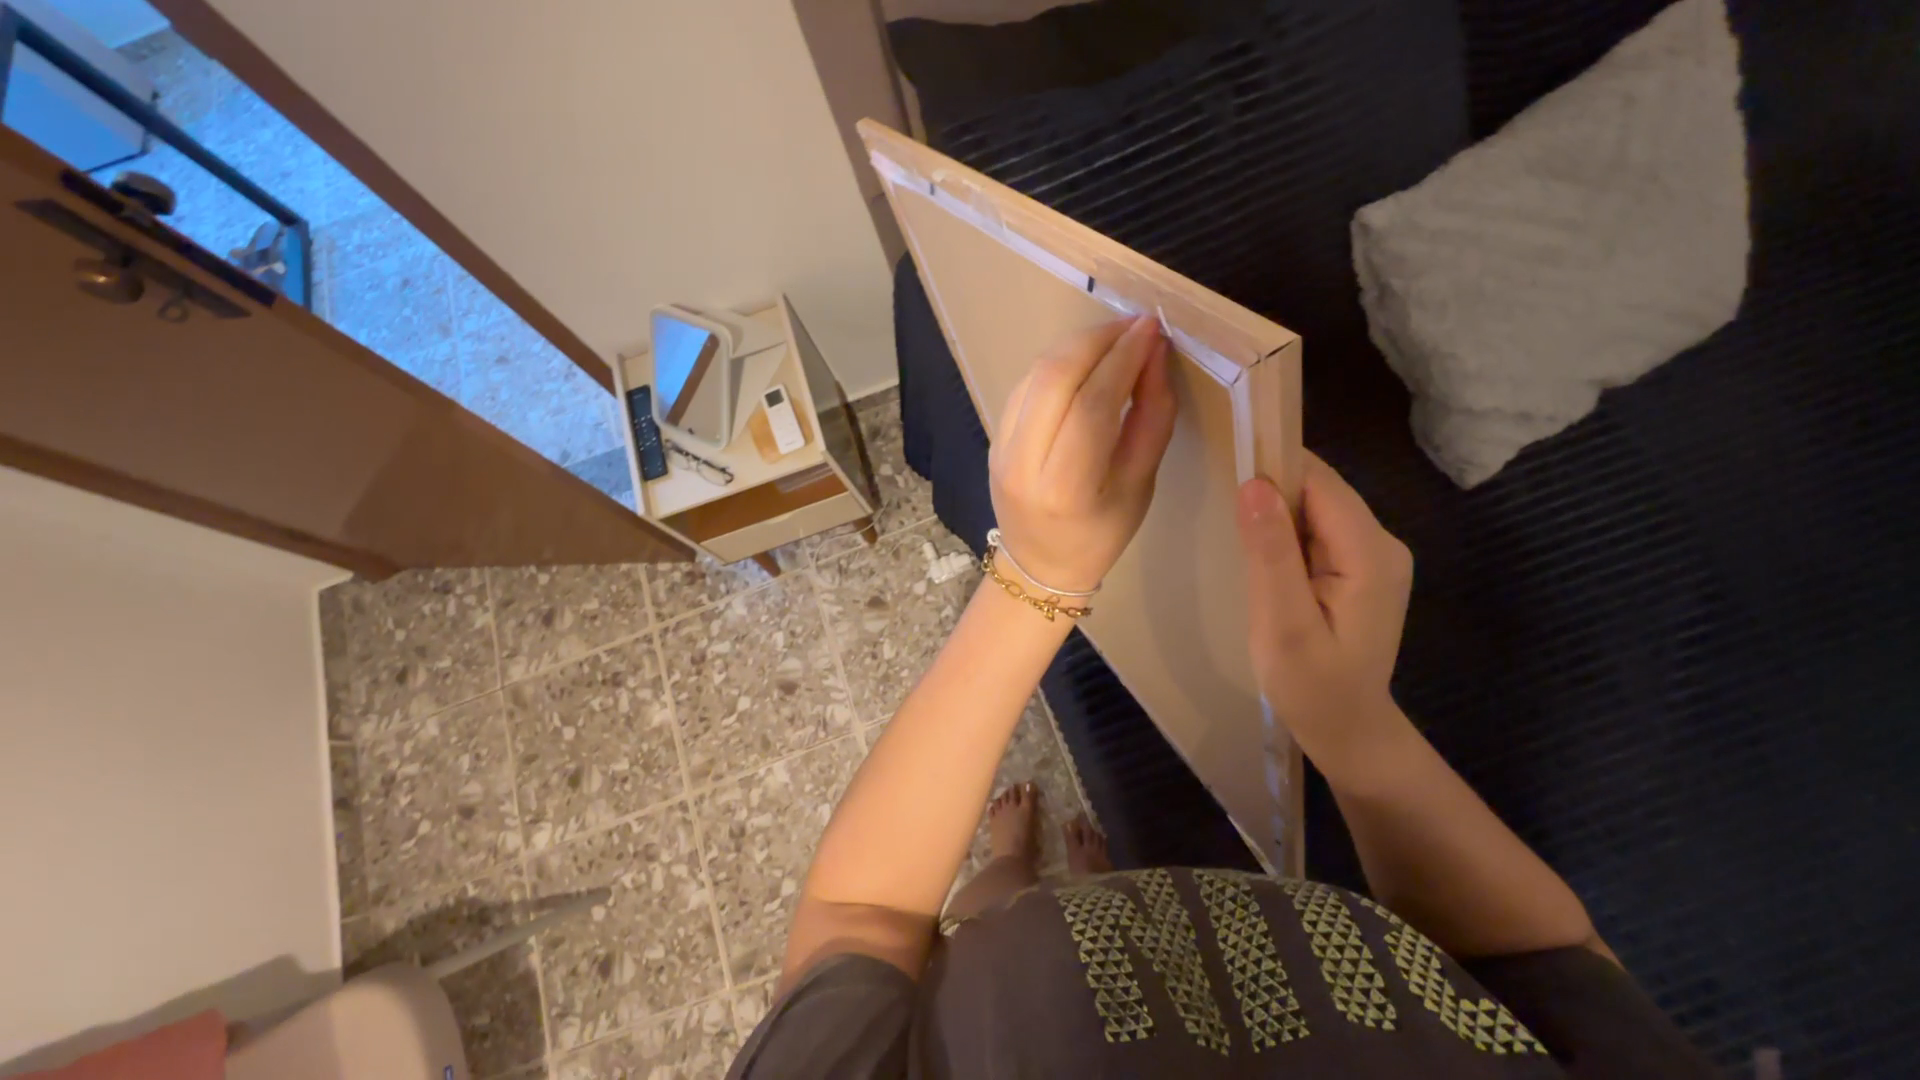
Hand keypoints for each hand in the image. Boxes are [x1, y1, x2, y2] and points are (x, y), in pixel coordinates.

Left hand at [989, 315, 1176, 593]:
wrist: (1040, 564)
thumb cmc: (1101, 533)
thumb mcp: (1141, 484)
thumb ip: (1152, 417)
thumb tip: (1155, 354)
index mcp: (1065, 488)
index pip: (1092, 403)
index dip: (1124, 358)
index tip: (1152, 328)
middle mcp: (1023, 464)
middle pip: (1054, 377)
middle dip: (1097, 339)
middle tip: (1134, 326)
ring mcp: (1000, 449)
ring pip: (1035, 374)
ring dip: (1076, 345)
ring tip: (1114, 338)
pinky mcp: (992, 437)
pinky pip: (1025, 384)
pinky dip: (1057, 363)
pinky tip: (1084, 360)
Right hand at [1237, 453, 1413, 767]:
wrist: (1347, 730)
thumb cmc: (1312, 686)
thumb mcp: (1282, 624)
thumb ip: (1270, 554)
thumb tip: (1254, 484)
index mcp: (1370, 554)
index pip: (1319, 483)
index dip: (1274, 468)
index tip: (1227, 469)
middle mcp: (1382, 543)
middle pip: (1319, 491)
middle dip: (1272, 493)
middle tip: (1226, 517)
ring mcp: (1375, 555)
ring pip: (1316, 509)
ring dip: (1277, 516)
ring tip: (1241, 541)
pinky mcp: (1361, 568)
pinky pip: (1318, 531)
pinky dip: (1288, 535)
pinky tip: (1266, 562)